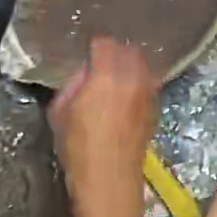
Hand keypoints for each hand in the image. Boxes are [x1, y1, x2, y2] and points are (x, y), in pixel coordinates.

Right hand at [49, 37, 158, 206]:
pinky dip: (140, 80)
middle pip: (129, 51)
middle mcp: (132, 79)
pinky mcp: (156, 104)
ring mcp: (148, 91)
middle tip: (104, 59)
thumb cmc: (79, 145)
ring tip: (118, 73)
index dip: (97, 45)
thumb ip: (73, 86)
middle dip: (116, 52)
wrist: (110, 172)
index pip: (105, 46)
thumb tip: (84, 75)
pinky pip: (150, 82)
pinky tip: (130, 90)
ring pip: (144, 65)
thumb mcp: (61, 112)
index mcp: (106, 77)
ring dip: (131, 64)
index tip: (91, 48)